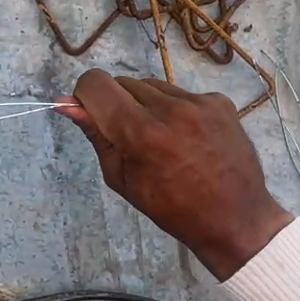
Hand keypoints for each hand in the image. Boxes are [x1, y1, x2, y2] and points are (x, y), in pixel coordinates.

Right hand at [58, 69, 291, 279]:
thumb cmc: (169, 207)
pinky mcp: (219, 101)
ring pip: (151, 86)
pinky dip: (173, 108)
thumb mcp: (120, 177)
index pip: (96, 84)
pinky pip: (180, 93)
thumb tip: (66, 104)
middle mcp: (170, 109)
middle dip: (115, 102)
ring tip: (158, 136)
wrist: (234, 218)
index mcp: (140, 132)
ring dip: (144, 103)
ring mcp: (198, 102)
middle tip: (127, 134)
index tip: (90, 112)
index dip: (85, 95)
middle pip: (122, 82)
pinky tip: (184, 135)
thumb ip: (95, 134)